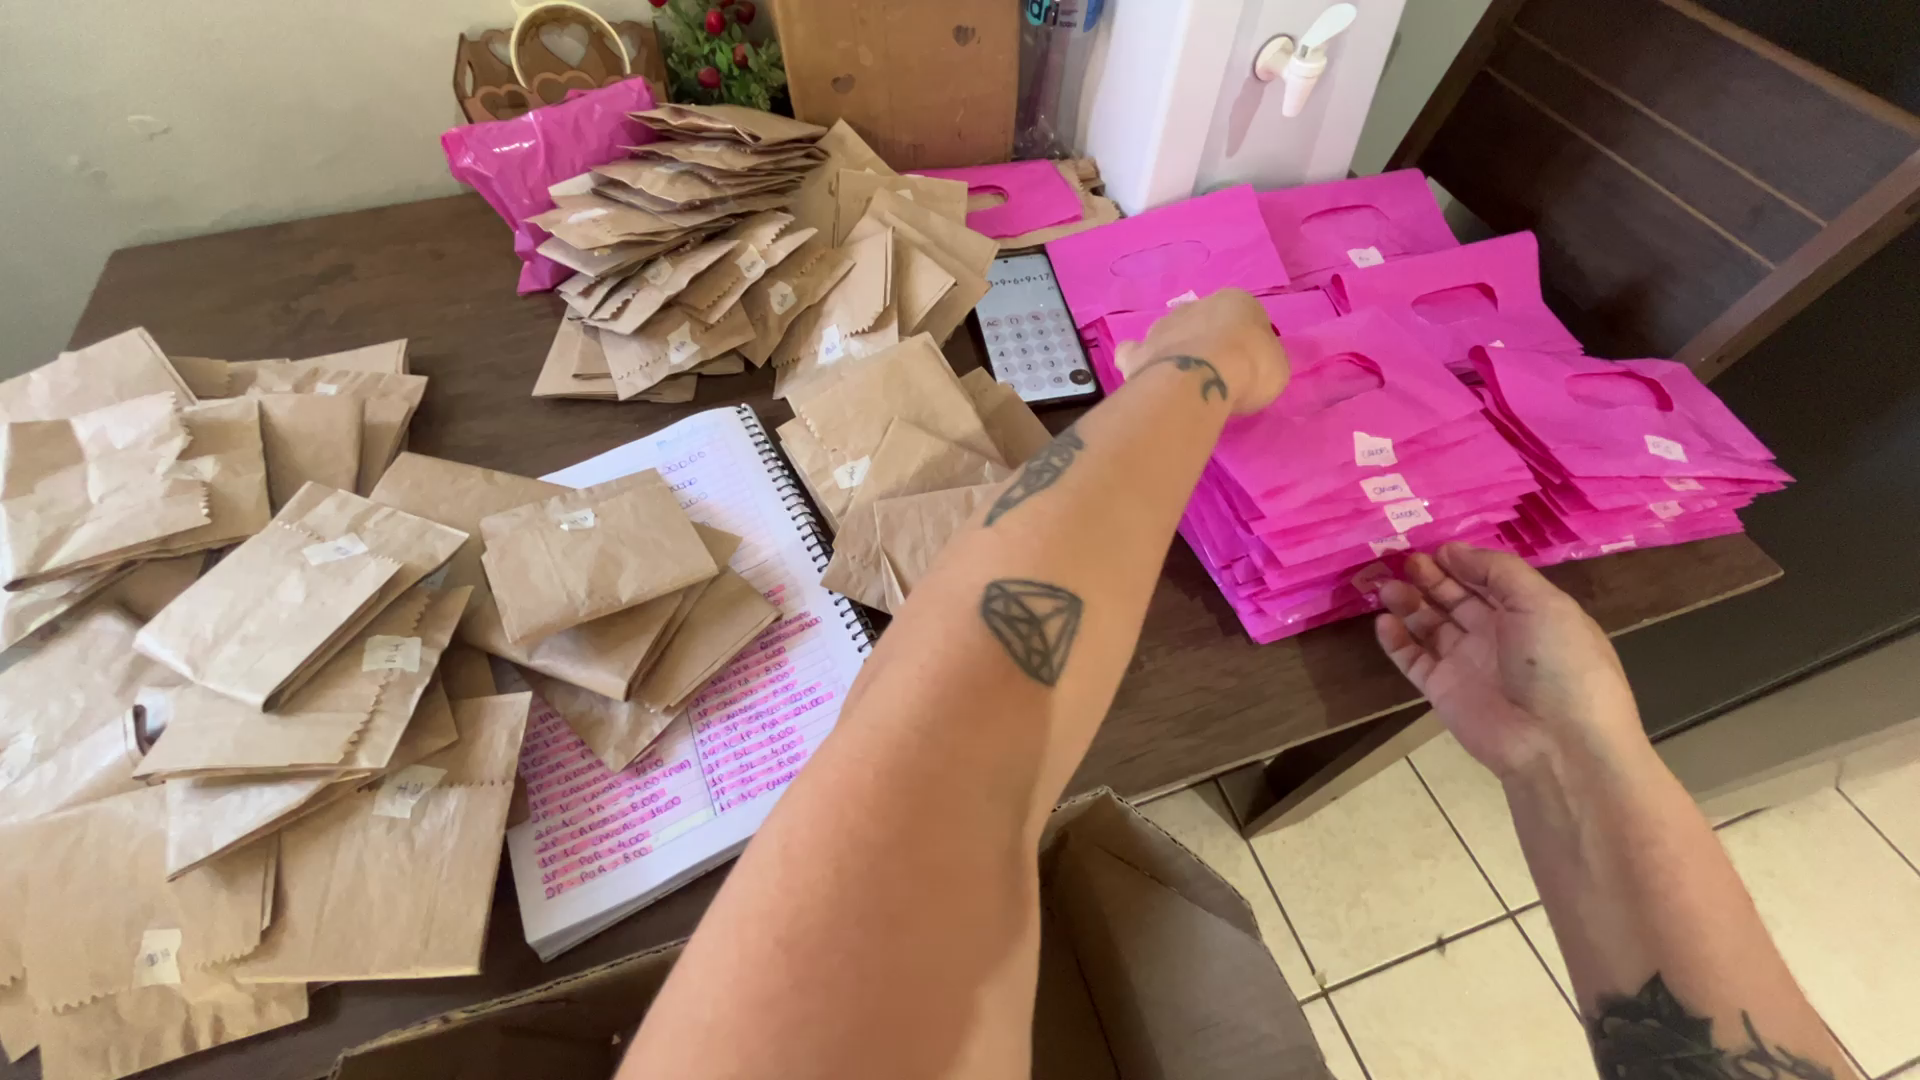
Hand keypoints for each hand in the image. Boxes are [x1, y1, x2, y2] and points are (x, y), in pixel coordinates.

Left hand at [1117, 288, 1289, 415]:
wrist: (1202, 376)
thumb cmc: (1250, 367)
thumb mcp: (1276, 365)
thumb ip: (1263, 358)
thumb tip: (1249, 364)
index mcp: (1235, 301)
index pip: (1244, 317)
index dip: (1246, 343)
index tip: (1247, 367)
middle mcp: (1194, 306)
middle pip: (1202, 324)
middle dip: (1206, 344)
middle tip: (1213, 375)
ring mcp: (1161, 327)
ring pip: (1167, 335)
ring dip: (1173, 352)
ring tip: (1180, 382)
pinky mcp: (1137, 352)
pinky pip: (1132, 353)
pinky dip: (1137, 361)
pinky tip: (1142, 374)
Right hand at [1375, 544, 1644, 778]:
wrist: (1555, 743)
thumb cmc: (1558, 665)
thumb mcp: (1542, 604)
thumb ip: (1497, 572)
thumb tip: (1453, 550)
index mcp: (1530, 613)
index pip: (1489, 579)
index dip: (1462, 561)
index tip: (1432, 547)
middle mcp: (1497, 634)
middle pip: (1454, 598)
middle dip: (1429, 577)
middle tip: (1402, 561)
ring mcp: (1466, 662)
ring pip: (1428, 624)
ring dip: (1408, 602)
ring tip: (1388, 588)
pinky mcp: (1440, 687)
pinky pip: (1412, 658)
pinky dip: (1396, 640)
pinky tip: (1384, 622)